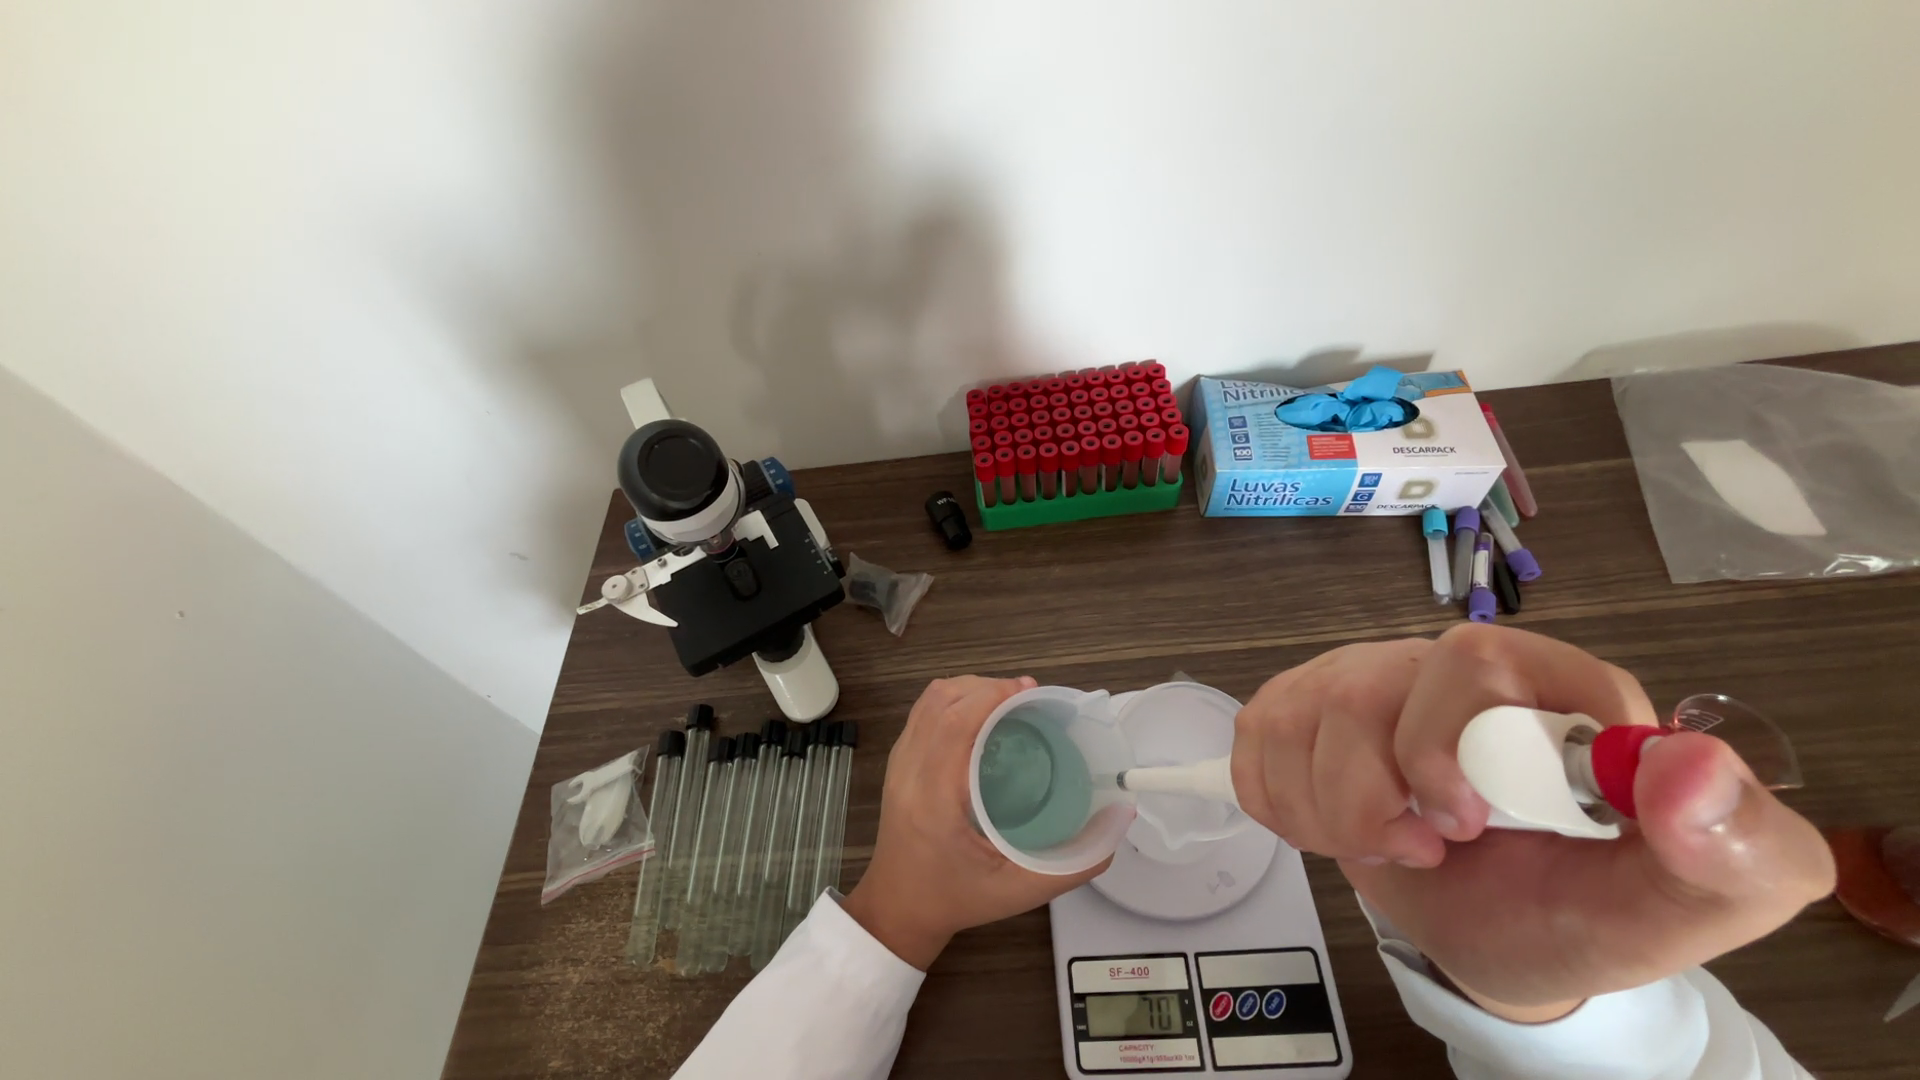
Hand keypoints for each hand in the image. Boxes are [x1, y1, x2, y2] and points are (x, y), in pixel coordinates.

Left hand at [843, 675, 1110, 968]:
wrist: (898, 910)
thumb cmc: (957, 899)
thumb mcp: (1021, 890)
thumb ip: (1076, 862)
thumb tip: (1120, 819)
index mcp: (935, 799)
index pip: (955, 724)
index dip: (991, 694)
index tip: (1028, 690)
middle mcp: (910, 772)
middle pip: (941, 701)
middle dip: (985, 685)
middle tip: (1024, 696)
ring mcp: (897, 764)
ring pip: (928, 701)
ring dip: (967, 689)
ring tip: (1004, 699)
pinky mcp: (896, 763)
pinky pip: (921, 713)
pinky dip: (951, 701)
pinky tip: (978, 715)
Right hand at [1230, 624, 1834, 1018]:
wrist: (1485, 931)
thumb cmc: (1575, 914)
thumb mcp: (1679, 908)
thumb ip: (1731, 848)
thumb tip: (1683, 762)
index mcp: (1542, 685)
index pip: (1473, 660)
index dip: (1447, 741)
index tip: (1462, 825)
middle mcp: (1438, 666)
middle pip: (1358, 695)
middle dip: (1369, 799)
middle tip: (1421, 852)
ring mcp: (1353, 678)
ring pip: (1293, 722)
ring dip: (1326, 817)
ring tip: (1385, 847)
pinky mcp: (1294, 705)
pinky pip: (1254, 741)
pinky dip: (1279, 805)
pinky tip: (1331, 825)